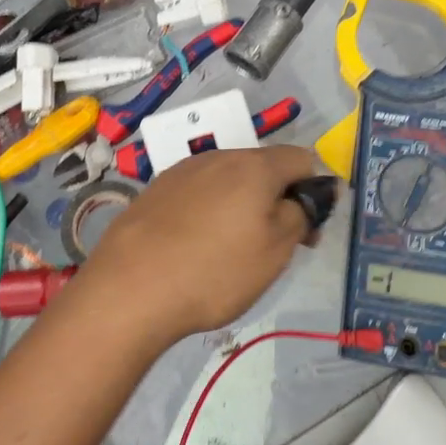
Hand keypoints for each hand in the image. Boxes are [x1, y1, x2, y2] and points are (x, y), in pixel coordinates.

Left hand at [73, 145, 330, 345]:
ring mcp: (182, 171)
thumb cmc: (215, 270)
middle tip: (275, 247)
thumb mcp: (275, 251)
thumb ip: (300, 214)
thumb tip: (309, 195)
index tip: (309, 230)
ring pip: (228, 180)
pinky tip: (196, 247)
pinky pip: (198, 193)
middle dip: (277, 199)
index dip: (315, 190)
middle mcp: (218, 157)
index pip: (301, 159)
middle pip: (263, 168)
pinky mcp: (155, 190)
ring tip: (232, 251)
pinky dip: (208, 212)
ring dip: (242, 205)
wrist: (131, 287)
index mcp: (254, 166)